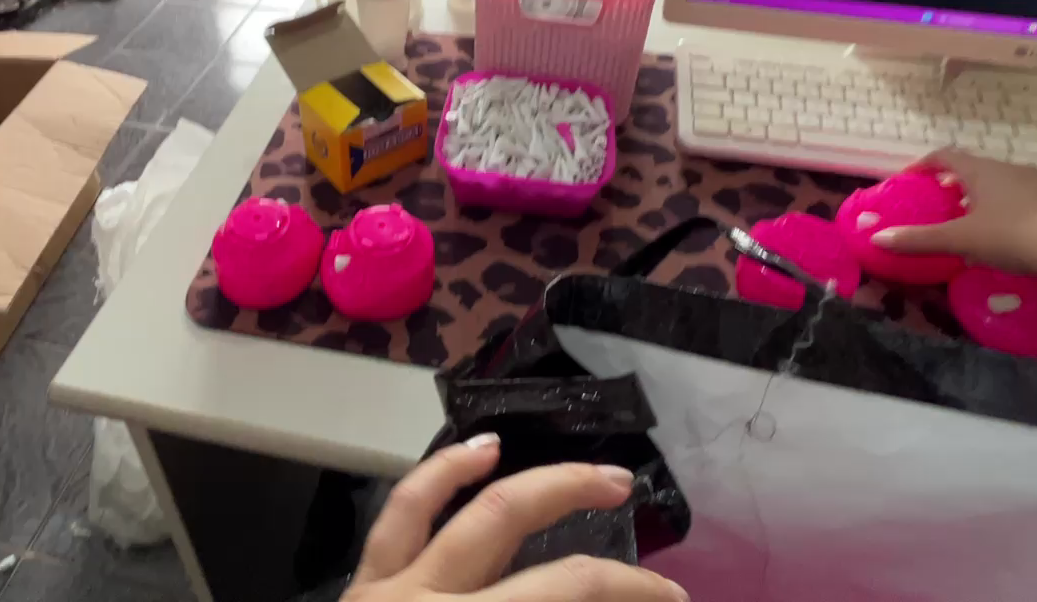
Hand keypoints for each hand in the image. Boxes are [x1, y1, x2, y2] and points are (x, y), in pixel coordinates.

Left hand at [344, 435, 687, 601]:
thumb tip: (591, 601)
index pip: (565, 592)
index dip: (626, 589)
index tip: (672, 595)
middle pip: (513, 529)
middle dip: (574, 498)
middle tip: (623, 484)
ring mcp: (394, 587)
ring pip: (465, 510)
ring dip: (522, 478)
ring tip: (564, 458)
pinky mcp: (365, 581)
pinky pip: (403, 510)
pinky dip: (441, 473)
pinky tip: (477, 449)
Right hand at [869, 148, 1036, 282]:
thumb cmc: (1012, 236)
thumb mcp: (960, 240)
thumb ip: (919, 239)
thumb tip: (877, 239)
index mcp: (981, 170)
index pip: (944, 155)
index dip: (923, 164)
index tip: (910, 179)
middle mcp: (1010, 168)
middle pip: (974, 167)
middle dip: (954, 182)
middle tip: (940, 202)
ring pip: (1002, 182)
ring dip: (984, 195)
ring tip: (973, 218)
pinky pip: (1026, 197)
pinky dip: (1009, 207)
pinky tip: (1009, 231)